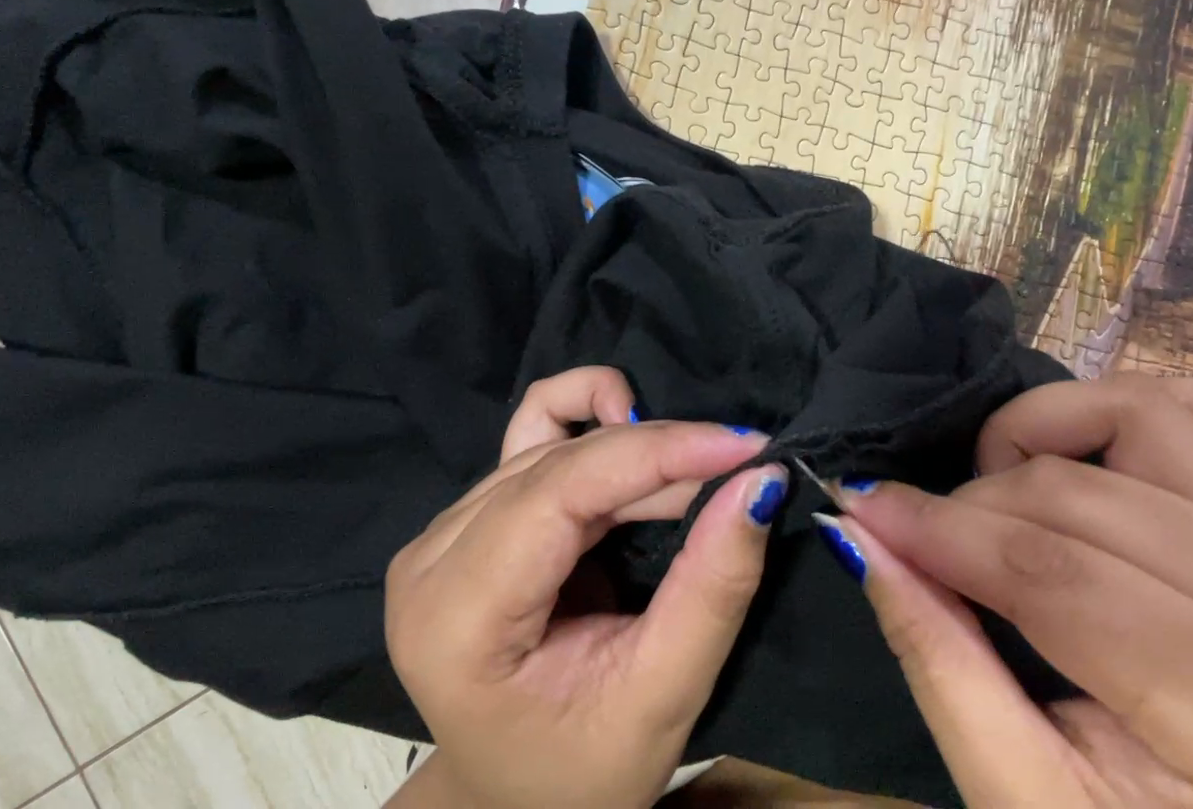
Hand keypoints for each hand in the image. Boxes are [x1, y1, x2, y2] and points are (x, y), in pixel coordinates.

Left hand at [387, 367, 785, 808]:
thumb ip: (708, 589)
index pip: (558, 492)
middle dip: (659, 457)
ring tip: (701, 475)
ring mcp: (442, 531)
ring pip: (550, 448)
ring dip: (635, 450)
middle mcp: (432, 557)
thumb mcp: (660, 698)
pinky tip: (627, 422)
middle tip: (741, 469)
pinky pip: (527, 438)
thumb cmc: (583, 773)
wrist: (517, 795)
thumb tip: (759, 483)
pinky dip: (584, 421)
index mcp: (456, 615)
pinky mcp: (467, 518)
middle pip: (557, 466)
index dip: (655, 453)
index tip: (745, 444)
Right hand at [819, 376, 1192, 807]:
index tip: (859, 508)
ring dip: (1052, 435)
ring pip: (1156, 425)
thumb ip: (939, 655)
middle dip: (979, 498)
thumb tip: (858, 532)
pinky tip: (1093, 445)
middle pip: (1095, 492)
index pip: (1059, 571)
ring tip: (999, 493)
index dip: (944, 529)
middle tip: (921, 536)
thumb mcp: (1021, 794)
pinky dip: (1157, 413)